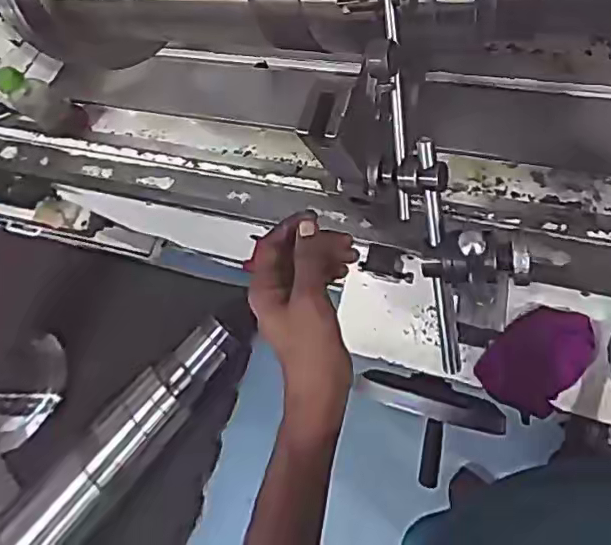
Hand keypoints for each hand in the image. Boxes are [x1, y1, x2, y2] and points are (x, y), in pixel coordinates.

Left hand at [246, 213, 358, 437]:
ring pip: (305, 264)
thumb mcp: (310, 298)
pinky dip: (328, 269)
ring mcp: (290, 302)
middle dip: (314, 242)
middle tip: (337, 238)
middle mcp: (274, 293)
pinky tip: (341, 269)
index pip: (271, 245)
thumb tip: (306, 230)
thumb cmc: (310, 353)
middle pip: (290, 253)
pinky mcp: (306, 309)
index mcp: (264, 289)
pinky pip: (314, 278)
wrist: (321, 391)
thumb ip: (308, 260)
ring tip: (346, 252)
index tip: (312, 219)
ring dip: (324, 254)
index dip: (291, 228)